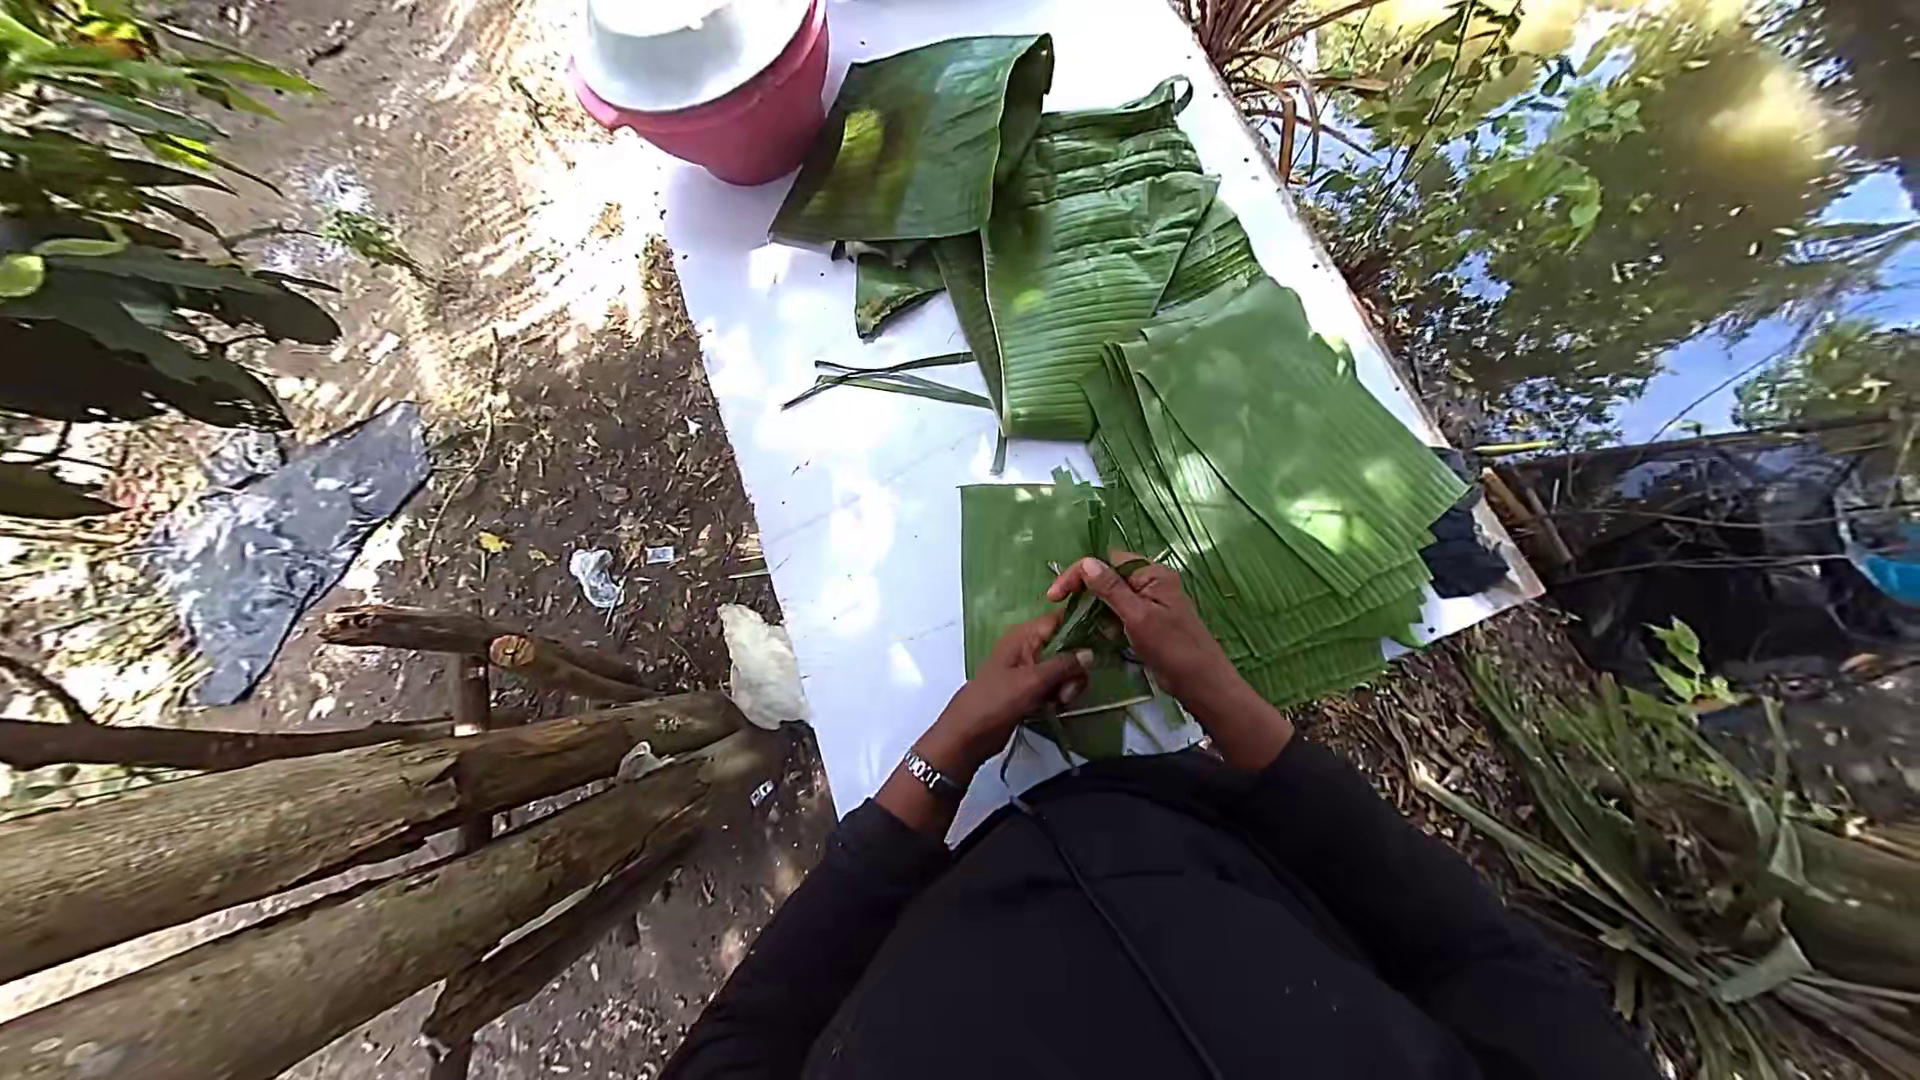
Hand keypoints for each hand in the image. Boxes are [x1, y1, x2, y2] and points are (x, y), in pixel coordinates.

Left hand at [917, 612, 1091, 778]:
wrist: (970, 733)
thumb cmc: (996, 700)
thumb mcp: (1033, 680)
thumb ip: (1064, 665)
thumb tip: (1089, 653)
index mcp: (1024, 636)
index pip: (1059, 619)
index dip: (1079, 626)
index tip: (1098, 642)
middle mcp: (1028, 647)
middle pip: (1066, 647)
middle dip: (1073, 668)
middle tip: (1065, 690)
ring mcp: (1030, 669)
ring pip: (1063, 669)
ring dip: (1067, 686)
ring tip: (1057, 701)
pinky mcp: (1031, 688)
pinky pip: (1055, 685)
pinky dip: (1058, 694)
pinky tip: (1053, 706)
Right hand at [1048, 552, 1293, 768]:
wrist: (1202, 684)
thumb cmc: (1173, 649)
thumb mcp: (1138, 617)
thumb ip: (1111, 589)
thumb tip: (1087, 563)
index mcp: (1152, 574)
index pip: (1106, 561)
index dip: (1079, 573)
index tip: (1056, 595)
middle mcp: (1151, 582)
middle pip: (1107, 575)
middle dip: (1083, 589)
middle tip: (1060, 607)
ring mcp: (1150, 601)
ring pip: (1111, 594)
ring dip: (1092, 605)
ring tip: (1073, 620)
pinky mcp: (1148, 620)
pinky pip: (1119, 611)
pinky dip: (1103, 619)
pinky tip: (1093, 631)